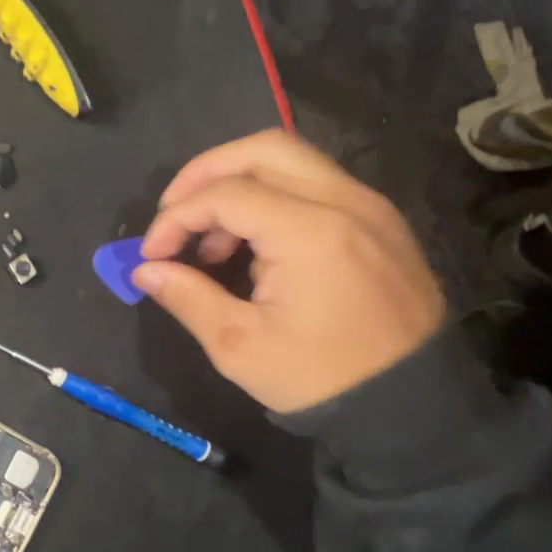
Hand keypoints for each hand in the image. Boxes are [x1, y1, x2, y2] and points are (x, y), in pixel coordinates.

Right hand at [133, 129, 446, 412]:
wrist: (406, 401)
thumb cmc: (317, 377)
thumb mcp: (239, 346)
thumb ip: (188, 298)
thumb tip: (145, 271)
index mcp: (309, 231)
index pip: (224, 194)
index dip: (175, 219)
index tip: (150, 257)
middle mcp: (344, 201)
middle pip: (263, 149)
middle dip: (205, 174)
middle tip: (172, 213)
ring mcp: (369, 206)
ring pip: (293, 161)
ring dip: (240, 185)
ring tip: (213, 243)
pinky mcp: (380, 222)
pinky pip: (318, 186)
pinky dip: (274, 198)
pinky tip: (256, 249)